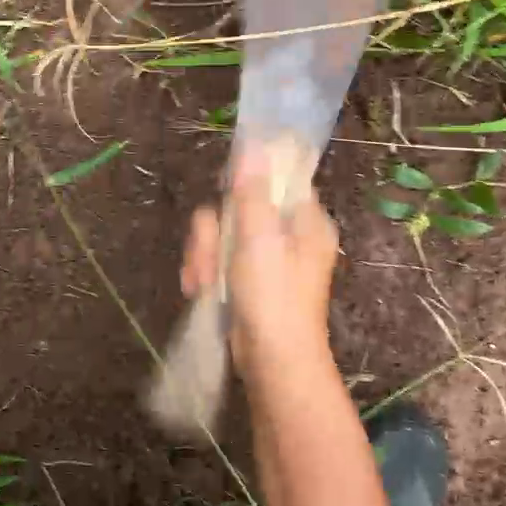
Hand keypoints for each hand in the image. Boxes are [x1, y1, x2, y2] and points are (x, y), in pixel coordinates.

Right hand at [179, 163, 339, 383]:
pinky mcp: (248, 279)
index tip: (224, 203)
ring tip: (201, 281)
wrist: (272, 360)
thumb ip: (252, 193)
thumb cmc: (272, 297)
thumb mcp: (258, 239)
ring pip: (221, 235)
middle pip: (237, 209)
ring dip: (204, 256)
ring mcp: (268, 259)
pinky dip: (205, 272)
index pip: (275, 181)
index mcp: (306, 222)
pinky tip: (200, 289)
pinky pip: (218, 259)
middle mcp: (289, 236)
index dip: (243, 186)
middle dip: (212, 234)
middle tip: (208, 258)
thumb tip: (254, 145)